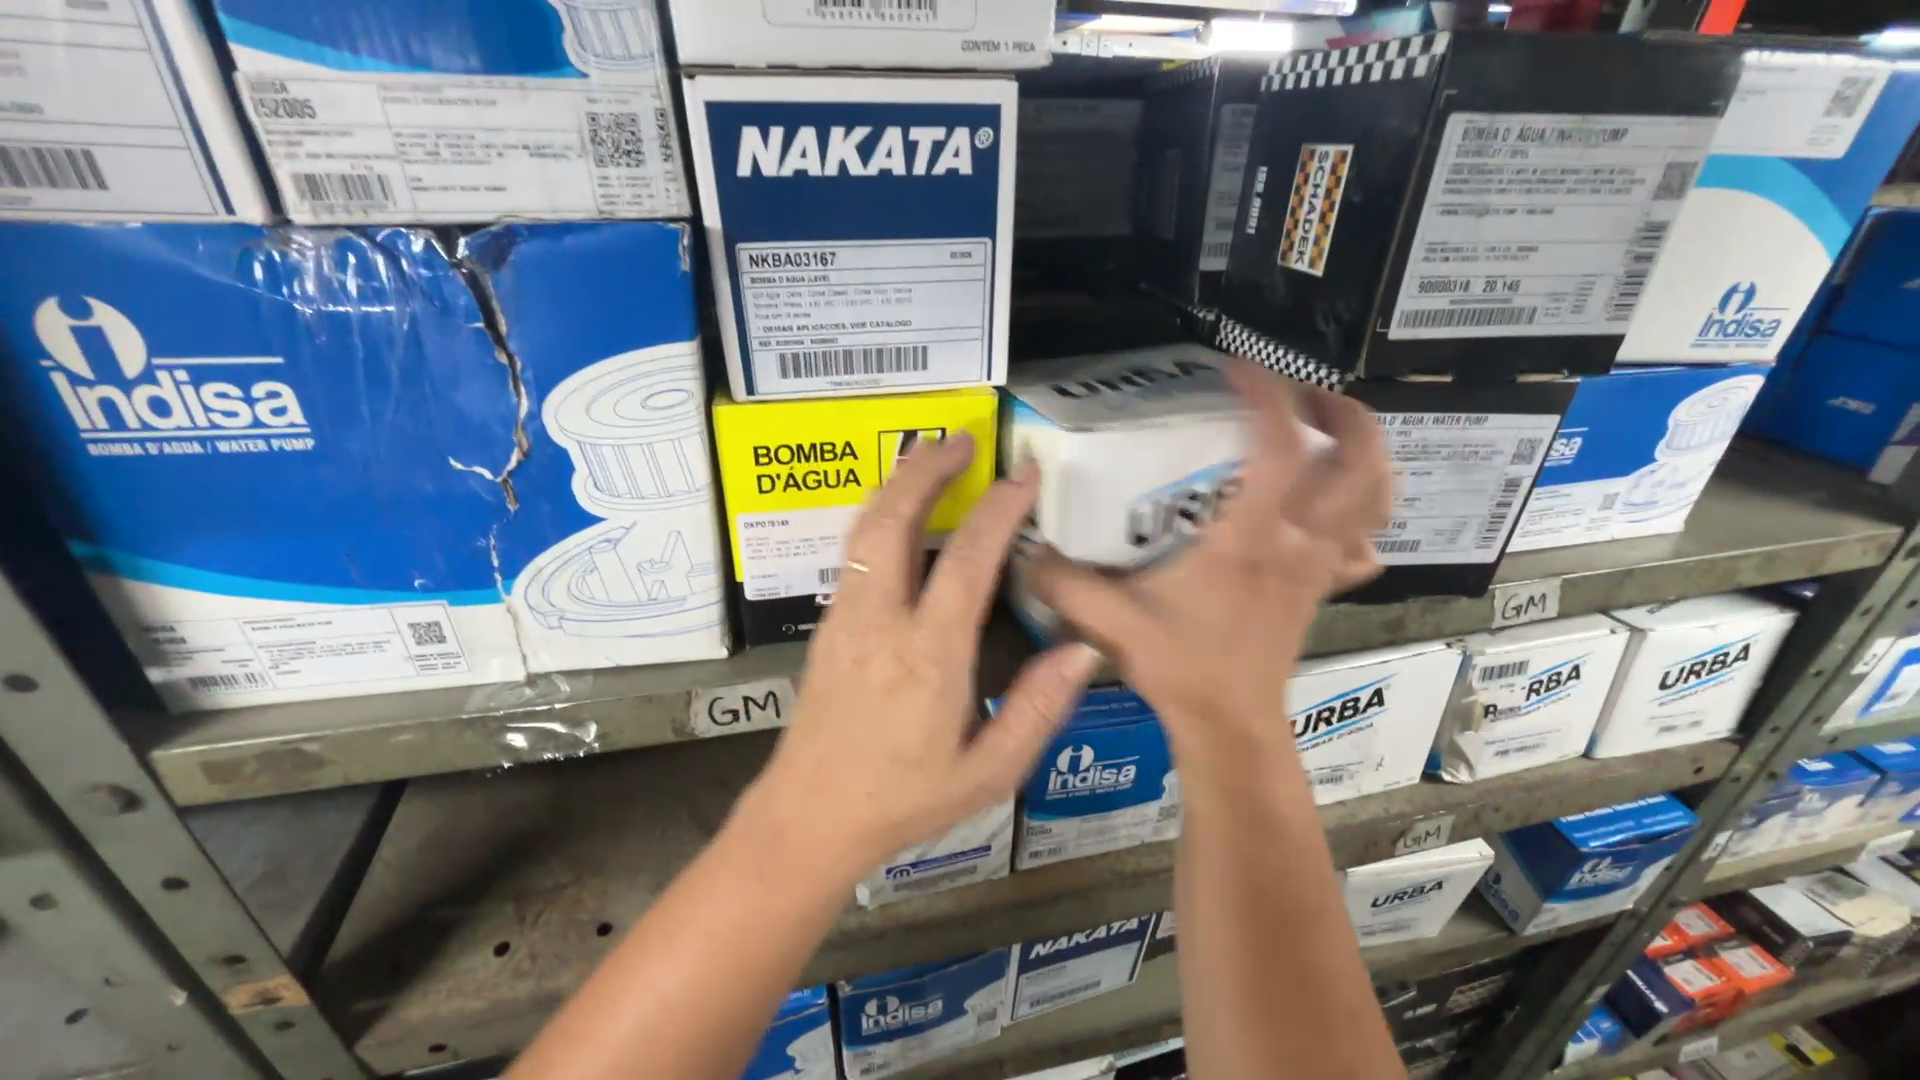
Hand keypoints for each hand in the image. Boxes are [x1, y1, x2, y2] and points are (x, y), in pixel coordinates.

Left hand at [743, 433, 1103, 879]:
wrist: (812, 817)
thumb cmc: (906, 801)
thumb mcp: (991, 773)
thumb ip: (1039, 708)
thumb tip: (1083, 649)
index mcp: (929, 656)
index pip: (967, 559)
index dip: (999, 509)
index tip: (1024, 475)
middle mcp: (881, 623)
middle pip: (895, 519)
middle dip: (928, 468)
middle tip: (963, 438)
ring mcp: (846, 619)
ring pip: (865, 529)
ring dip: (899, 484)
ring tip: (932, 457)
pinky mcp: (828, 626)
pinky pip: (855, 553)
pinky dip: (881, 516)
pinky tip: (902, 514)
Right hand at [1024, 362, 1391, 781]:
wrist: (1228, 725)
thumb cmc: (1179, 667)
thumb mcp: (1111, 621)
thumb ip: (1065, 583)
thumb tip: (1029, 550)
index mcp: (1248, 539)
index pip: (1278, 448)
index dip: (1266, 397)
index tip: (1237, 370)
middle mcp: (1296, 542)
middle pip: (1360, 463)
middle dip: (1344, 414)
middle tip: (1306, 394)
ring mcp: (1317, 565)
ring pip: (1376, 499)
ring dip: (1367, 454)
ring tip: (1333, 431)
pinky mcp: (1321, 587)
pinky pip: (1362, 543)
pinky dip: (1362, 516)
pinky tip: (1334, 510)